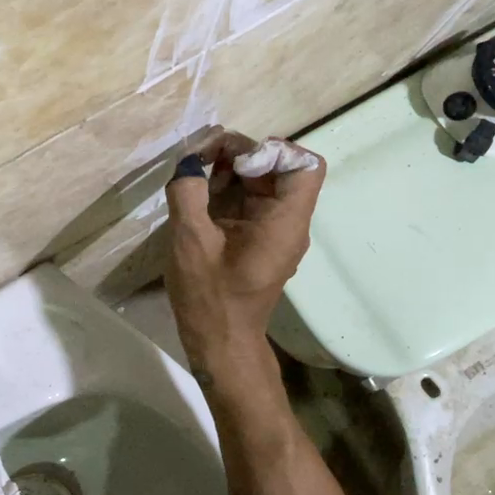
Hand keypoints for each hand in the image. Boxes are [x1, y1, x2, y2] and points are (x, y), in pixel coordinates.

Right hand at [163, 129, 325, 385]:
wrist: (220, 343)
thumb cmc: (210, 297)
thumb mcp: (191, 241)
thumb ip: (188, 193)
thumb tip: (188, 163)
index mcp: (285, 222)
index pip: (305, 166)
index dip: (272, 151)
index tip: (234, 163)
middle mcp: (287, 222)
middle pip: (279, 167)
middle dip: (242, 154)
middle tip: (202, 158)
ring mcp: (273, 230)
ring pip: (262, 181)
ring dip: (230, 169)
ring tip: (195, 173)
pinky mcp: (256, 237)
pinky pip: (249, 200)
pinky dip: (226, 188)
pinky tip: (197, 193)